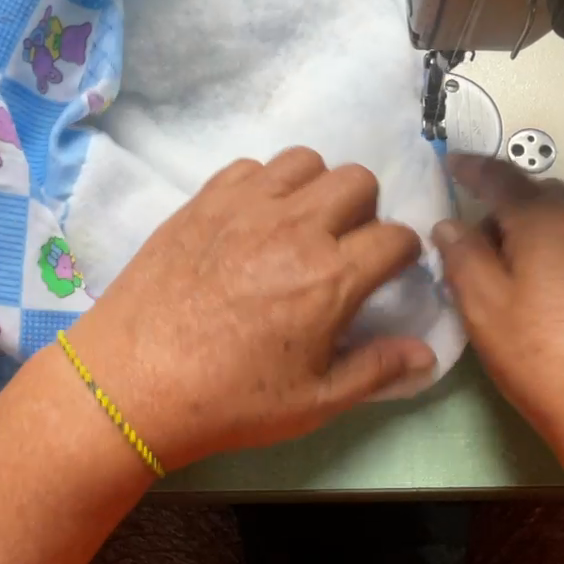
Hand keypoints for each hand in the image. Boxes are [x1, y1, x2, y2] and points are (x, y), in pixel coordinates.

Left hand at [61, 148, 437, 468]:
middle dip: (366, 211)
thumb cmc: (232, 401)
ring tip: (301, 229)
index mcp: (332, 277)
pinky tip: (254, 224)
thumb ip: (376, 370)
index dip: (403, 255)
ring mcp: (246, 206)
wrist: (135, 384)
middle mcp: (296, 226)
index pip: (397, 237)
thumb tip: (428, 354)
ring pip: (307, 161)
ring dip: (318, 189)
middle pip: (358, 180)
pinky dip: (267, 186)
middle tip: (344, 250)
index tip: (389, 275)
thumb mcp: (315, 401)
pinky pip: (253, 166)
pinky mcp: (203, 200)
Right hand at [434, 155, 563, 473]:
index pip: (503, 177)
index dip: (473, 168)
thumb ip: (462, 255)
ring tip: (506, 269)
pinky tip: (541, 289)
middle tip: (473, 241)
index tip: (452, 163)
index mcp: (546, 219)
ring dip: (531, 229)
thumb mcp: (482, 305)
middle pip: (539, 195)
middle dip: (504, 205)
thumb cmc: (537, 354)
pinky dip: (554, 249)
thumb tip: (451, 223)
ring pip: (563, 220)